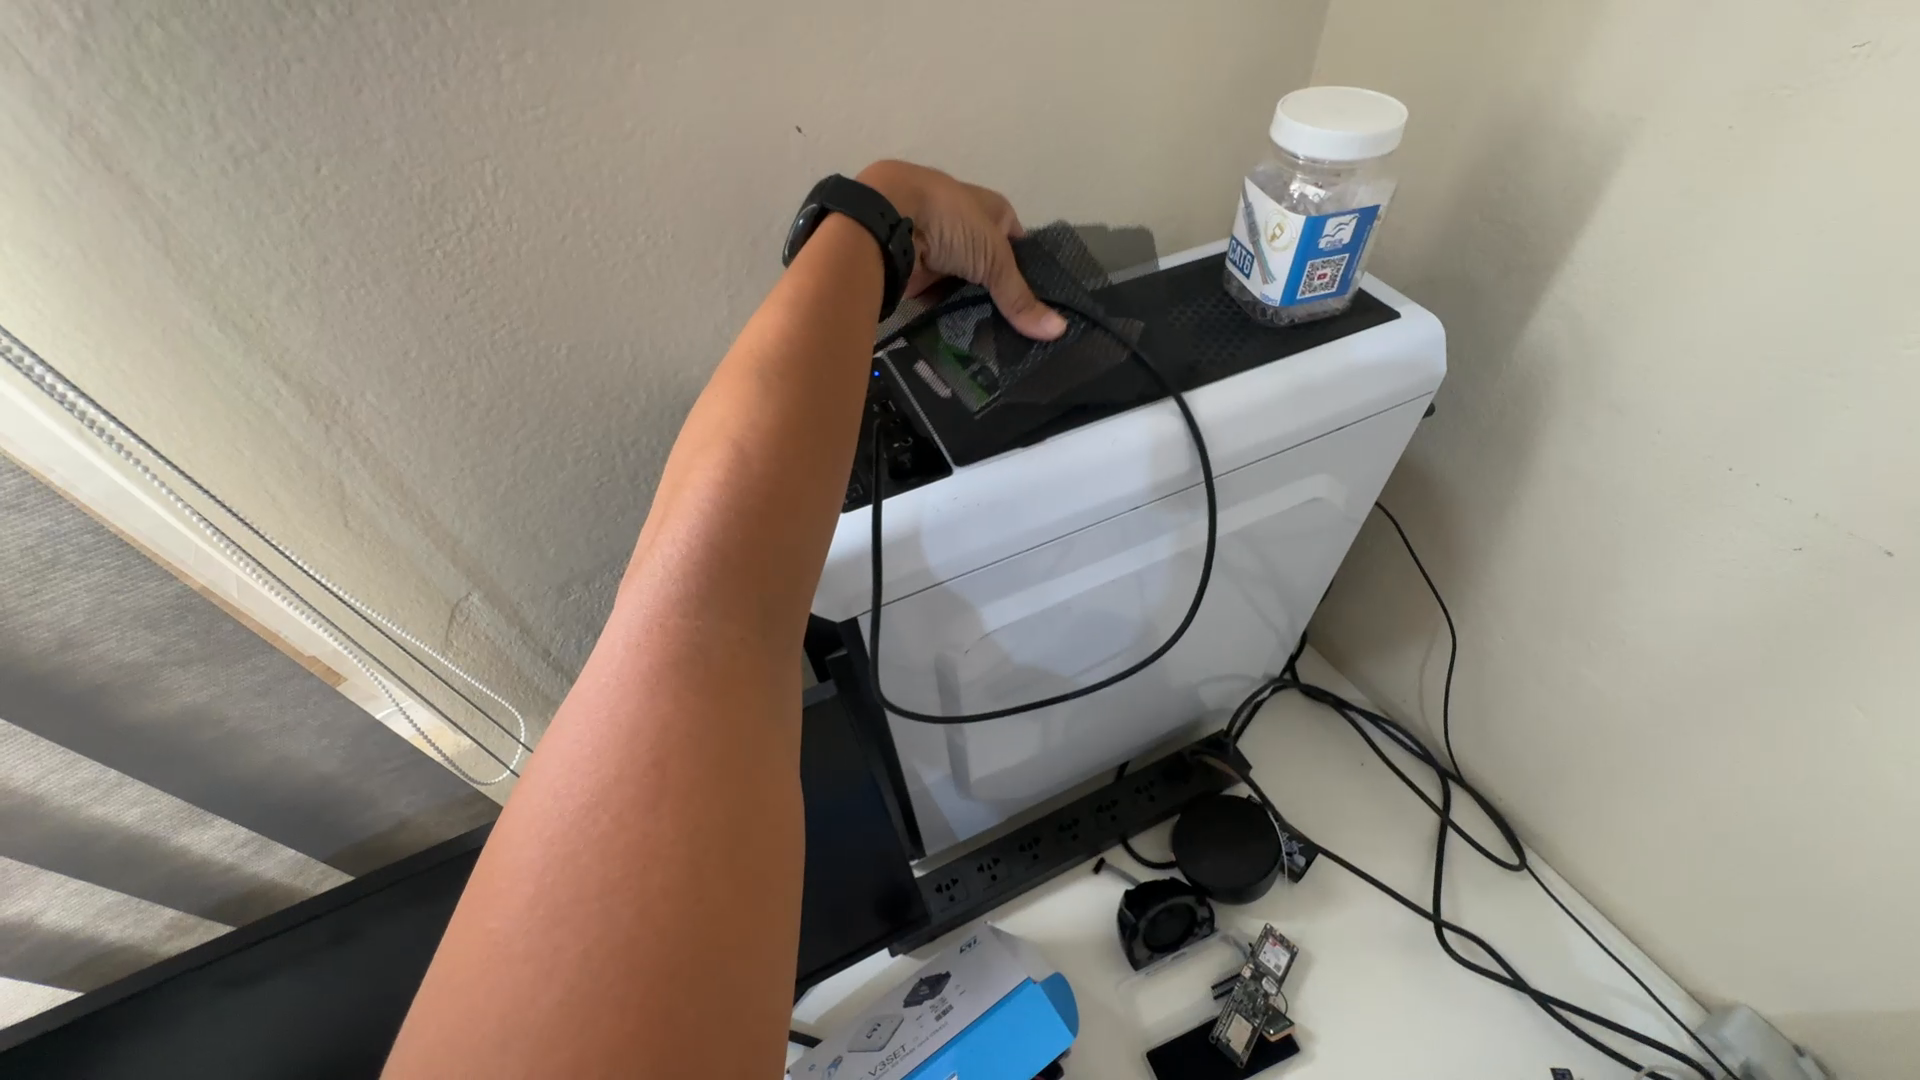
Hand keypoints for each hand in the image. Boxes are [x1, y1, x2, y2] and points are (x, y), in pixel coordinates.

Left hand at [857, 160, 1067, 340]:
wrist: (885, 219)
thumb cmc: (949, 220)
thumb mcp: (994, 258)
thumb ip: (1020, 297)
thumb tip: (1060, 331)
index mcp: (987, 207)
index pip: (1015, 238)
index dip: (1026, 267)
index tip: (1037, 301)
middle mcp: (962, 225)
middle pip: (986, 265)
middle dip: (997, 292)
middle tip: (1016, 328)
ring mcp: (935, 248)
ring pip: (960, 283)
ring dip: (969, 305)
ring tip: (991, 339)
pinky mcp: (914, 271)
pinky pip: (936, 297)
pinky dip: (945, 314)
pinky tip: (959, 336)